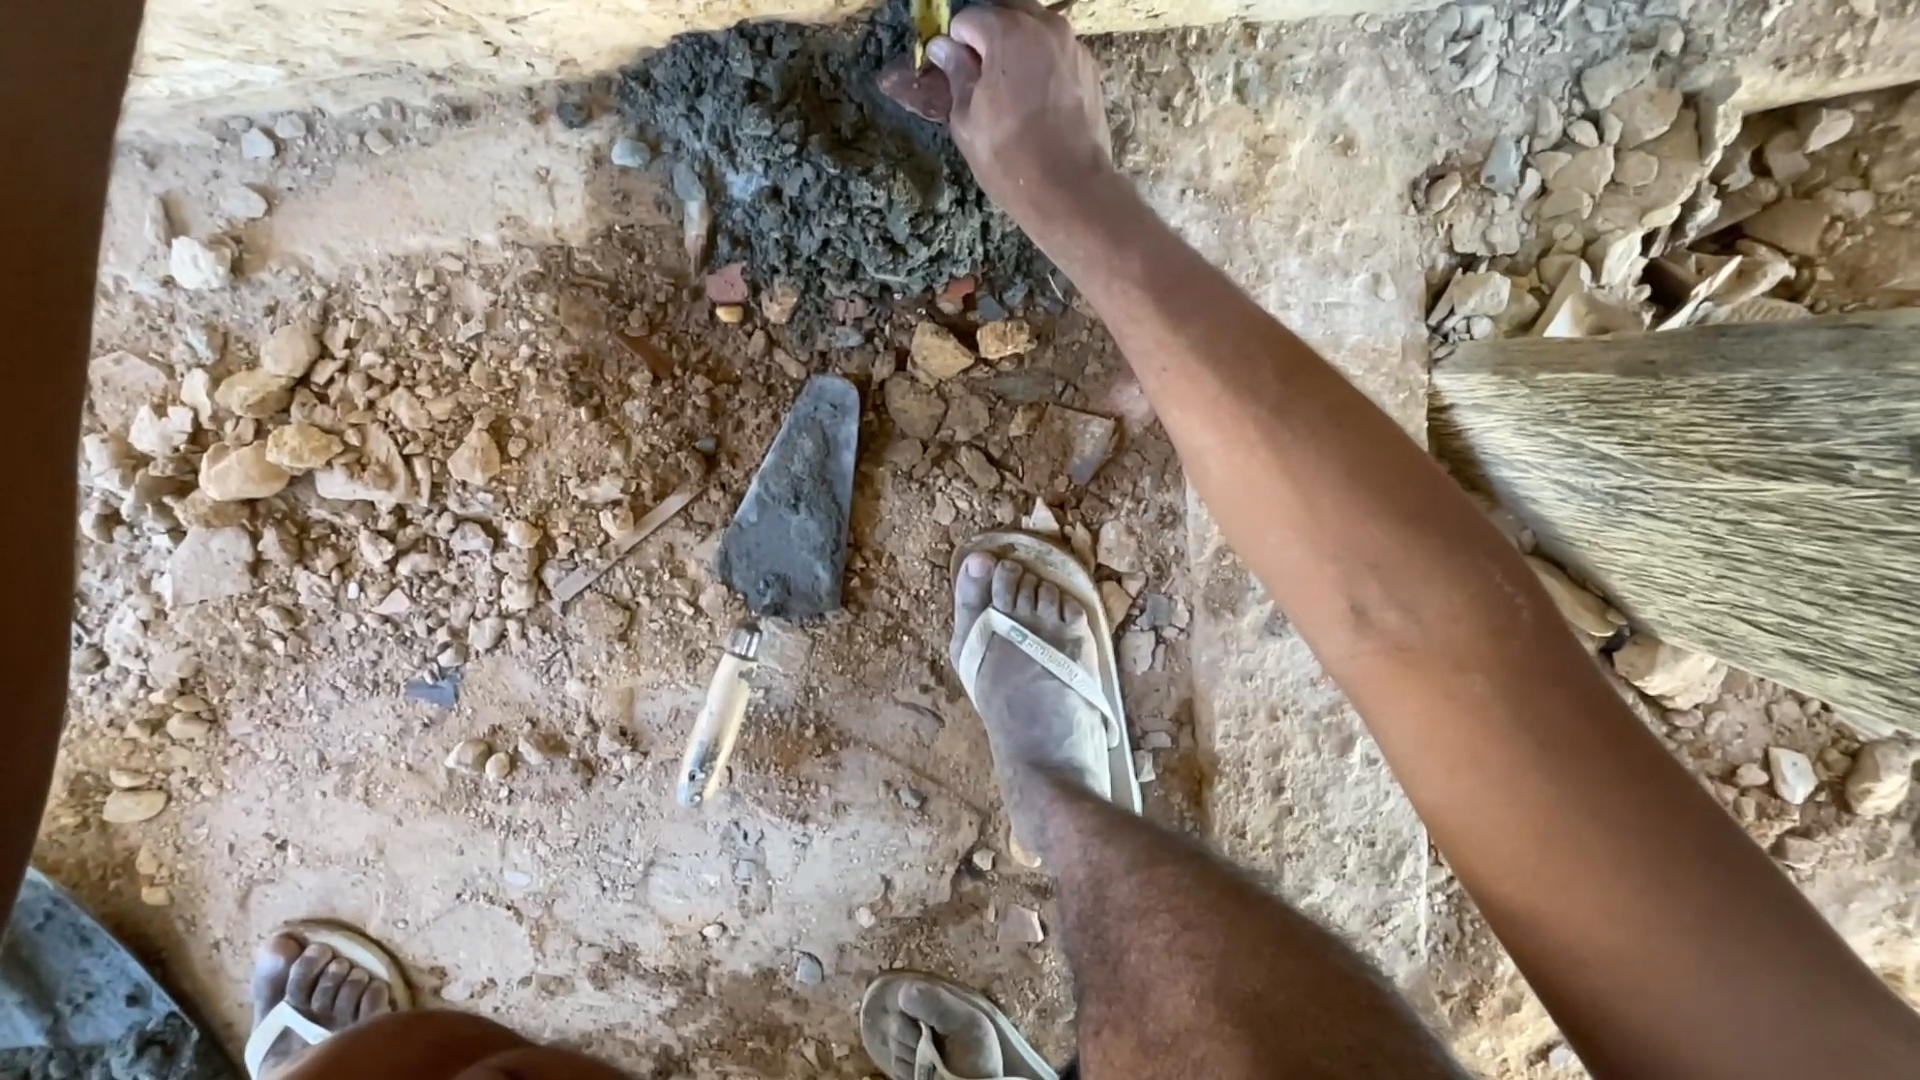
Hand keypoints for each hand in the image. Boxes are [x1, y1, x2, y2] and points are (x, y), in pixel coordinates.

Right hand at [880, 0, 1116, 224]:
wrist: (1070, 189)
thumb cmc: (1010, 158)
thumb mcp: (967, 120)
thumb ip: (955, 75)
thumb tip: (943, 49)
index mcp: (1008, 31)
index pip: (967, 19)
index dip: (955, 46)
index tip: (953, 75)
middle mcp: (1045, 26)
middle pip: (1005, 13)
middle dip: (987, 40)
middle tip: (979, 81)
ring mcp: (1072, 45)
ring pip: (1034, 31)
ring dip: (1016, 50)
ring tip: (1009, 93)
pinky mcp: (1089, 68)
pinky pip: (1056, 53)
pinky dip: (1041, 65)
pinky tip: (1036, 102)